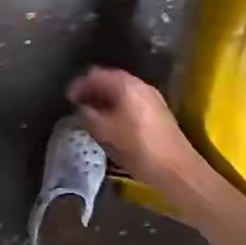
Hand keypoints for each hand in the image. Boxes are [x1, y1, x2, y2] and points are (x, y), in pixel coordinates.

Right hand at [66, 67, 202, 187]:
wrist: (177, 169)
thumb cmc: (138, 147)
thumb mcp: (106, 132)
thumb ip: (88, 116)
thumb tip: (81, 109)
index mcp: (126, 86)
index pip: (96, 75)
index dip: (79, 84)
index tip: (68, 98)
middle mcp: (140, 86)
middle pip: (110, 79)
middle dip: (92, 90)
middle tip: (78, 104)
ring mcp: (151, 98)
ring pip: (121, 91)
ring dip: (104, 98)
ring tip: (91, 114)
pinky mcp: (158, 111)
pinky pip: (130, 100)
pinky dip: (117, 105)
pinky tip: (111, 121)